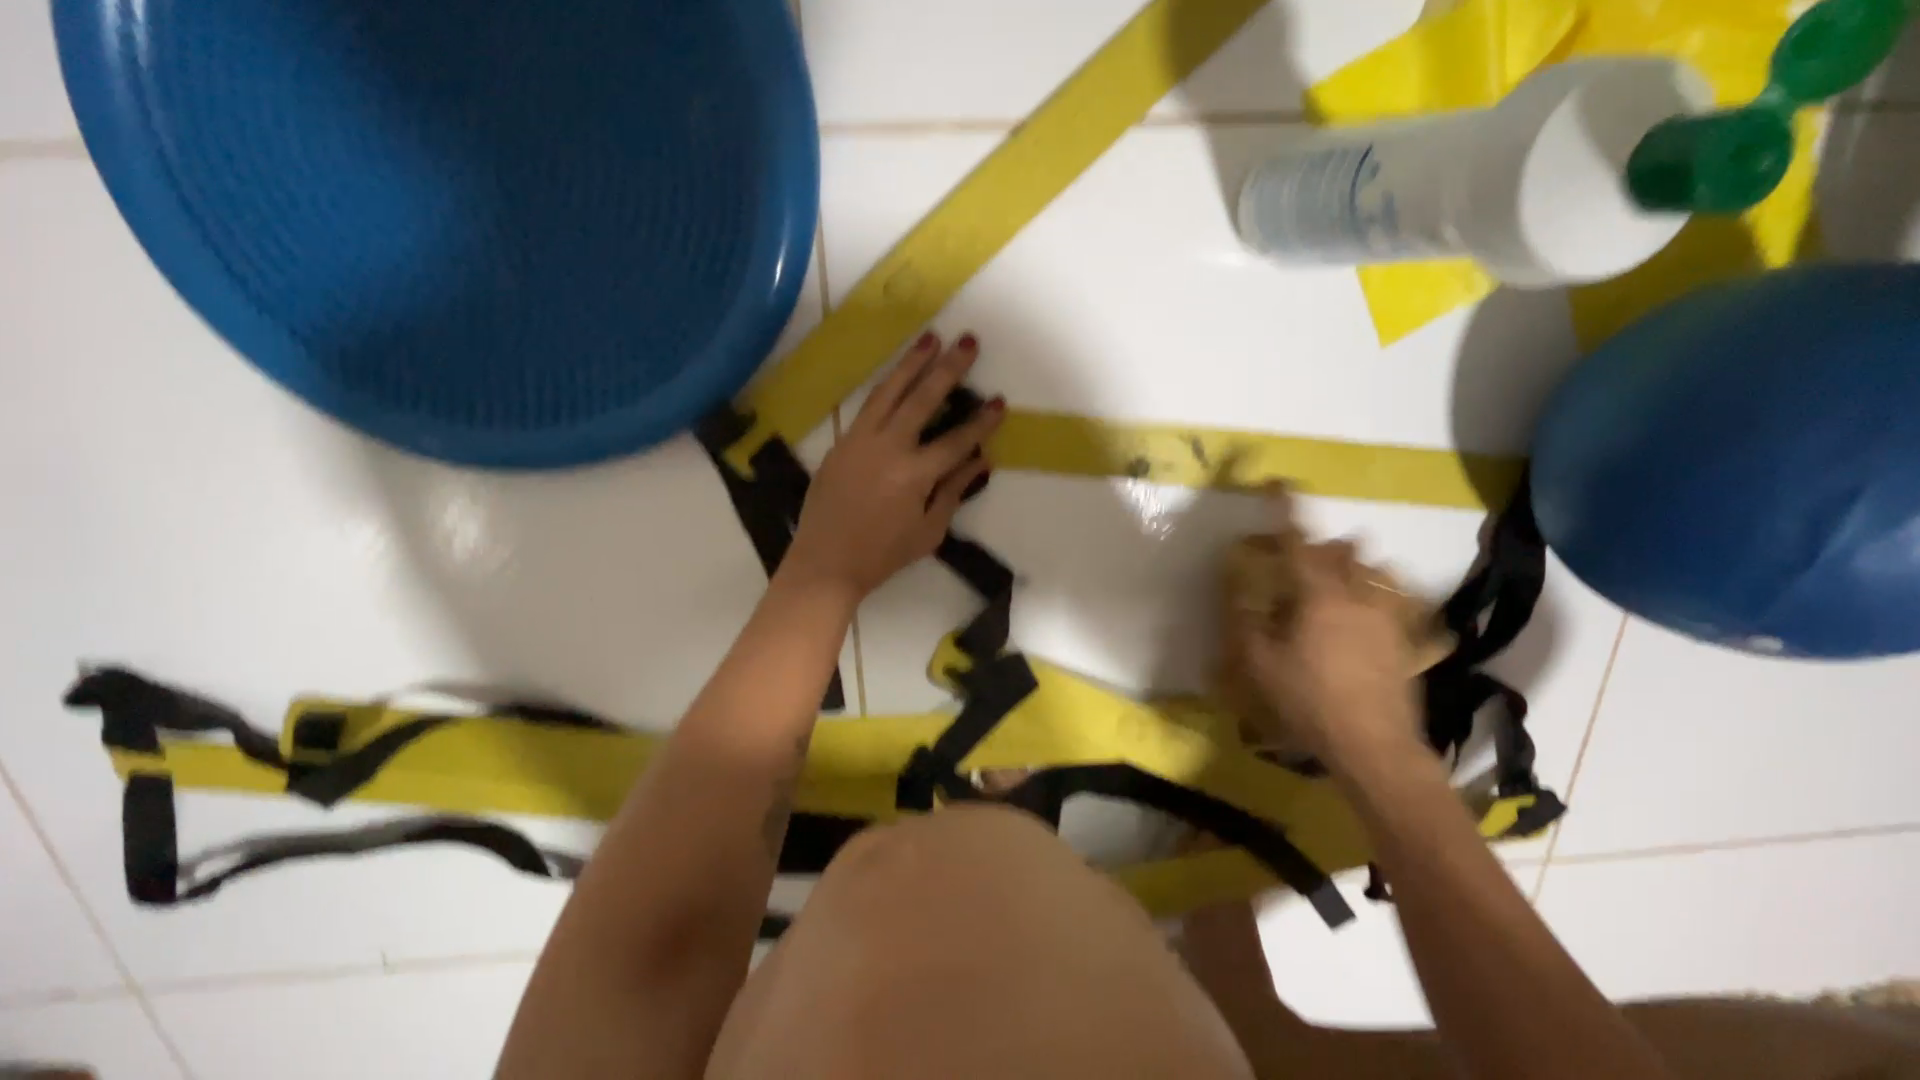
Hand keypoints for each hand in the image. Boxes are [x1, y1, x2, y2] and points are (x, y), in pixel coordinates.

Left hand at [782, 332, 1003, 600]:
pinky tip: (897, 373)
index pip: (957, 439)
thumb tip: (979, 459)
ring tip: (930, 338)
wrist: (825, 561)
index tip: (999, 401)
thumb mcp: (928, 531)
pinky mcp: (842, 442)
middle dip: (948, 369)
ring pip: (889, 391)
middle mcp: (888, 448)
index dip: (981, 420)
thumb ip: (953, 491)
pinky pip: (868, 405)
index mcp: (915, 475)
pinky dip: (886, 385)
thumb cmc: (882, 555)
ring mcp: (861, 440)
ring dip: (911, 363)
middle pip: (923, 399)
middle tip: (967, 342)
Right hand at [1237, 499, 1420, 768]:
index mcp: (1318, 594)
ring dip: (1354, 566)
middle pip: (1343, 550)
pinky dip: (1380, 596)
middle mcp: (1357, 594)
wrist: (1373, 745)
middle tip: (1299, 559)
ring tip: (1338, 582)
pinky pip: (1395, 603)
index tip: (1277, 484)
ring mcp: (1388, 617)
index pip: (1298, 541)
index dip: (1285, 510)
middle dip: (1321, 544)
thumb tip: (1238, 584)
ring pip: (1375, 571)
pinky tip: (1370, 615)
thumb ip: (1246, 619)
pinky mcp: (1405, 640)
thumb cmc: (1308, 701)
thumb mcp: (1259, 664)